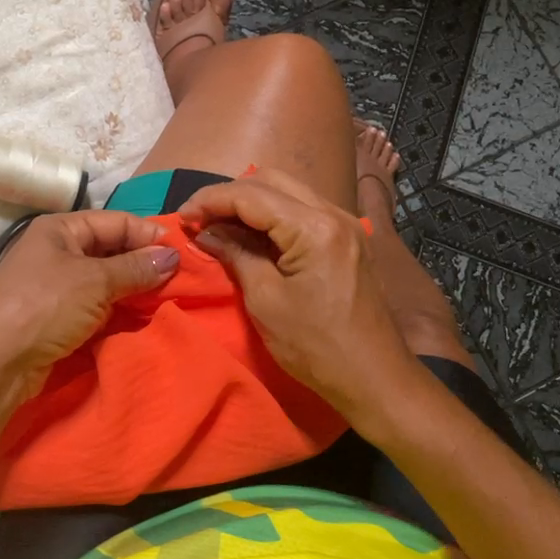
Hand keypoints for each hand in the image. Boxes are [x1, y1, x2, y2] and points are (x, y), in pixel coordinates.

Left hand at [0, 211, 180, 399]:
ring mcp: (54, 285)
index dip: (148, 233)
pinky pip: (94, 305)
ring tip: (169, 297)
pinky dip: (116, 309)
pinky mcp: (55, 316)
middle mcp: (55, 251)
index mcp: (59, 229)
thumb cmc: (45, 306)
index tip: (184, 250)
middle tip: (182, 277)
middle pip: (109, 249)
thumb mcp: (95, 281)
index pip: (114, 221)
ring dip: (133, 288)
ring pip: (104, 279)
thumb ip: (136, 268)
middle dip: (144, 262)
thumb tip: (172, 256)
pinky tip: (141, 317)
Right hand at [178, 169, 415, 422]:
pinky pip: (302, 208)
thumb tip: (204, 232)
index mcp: (314, 228)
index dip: (210, 200)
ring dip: (251, 202)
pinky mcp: (347, 238)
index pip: (251, 194)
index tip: (183, 218)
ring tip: (220, 226)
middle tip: (201, 220)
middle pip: (270, 179)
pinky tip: (252, 236)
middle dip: (230, 195)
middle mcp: (333, 213)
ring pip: (287, 190)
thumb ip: (235, 254)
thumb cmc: (315, 347)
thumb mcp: (265, 301)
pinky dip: (273, 214)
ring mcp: (345, 223)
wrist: (376, 379)